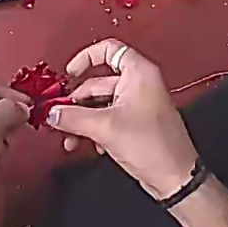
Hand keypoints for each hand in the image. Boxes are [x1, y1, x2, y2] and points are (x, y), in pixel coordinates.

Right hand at [47, 39, 199, 198]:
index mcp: (138, 73)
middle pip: (99, 81)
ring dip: (83, 118)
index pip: (108, 50)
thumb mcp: (105, 128)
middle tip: (60, 115)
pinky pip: (109, 117)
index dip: (85, 58)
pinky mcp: (137, 122)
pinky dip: (96, 128)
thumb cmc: (153, 146)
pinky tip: (89, 145)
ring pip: (101, 102)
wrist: (174, 177)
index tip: (69, 74)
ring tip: (70, 136)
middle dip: (77, 101)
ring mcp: (139, 103)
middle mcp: (140, 83)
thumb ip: (73, 117)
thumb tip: (53, 112)